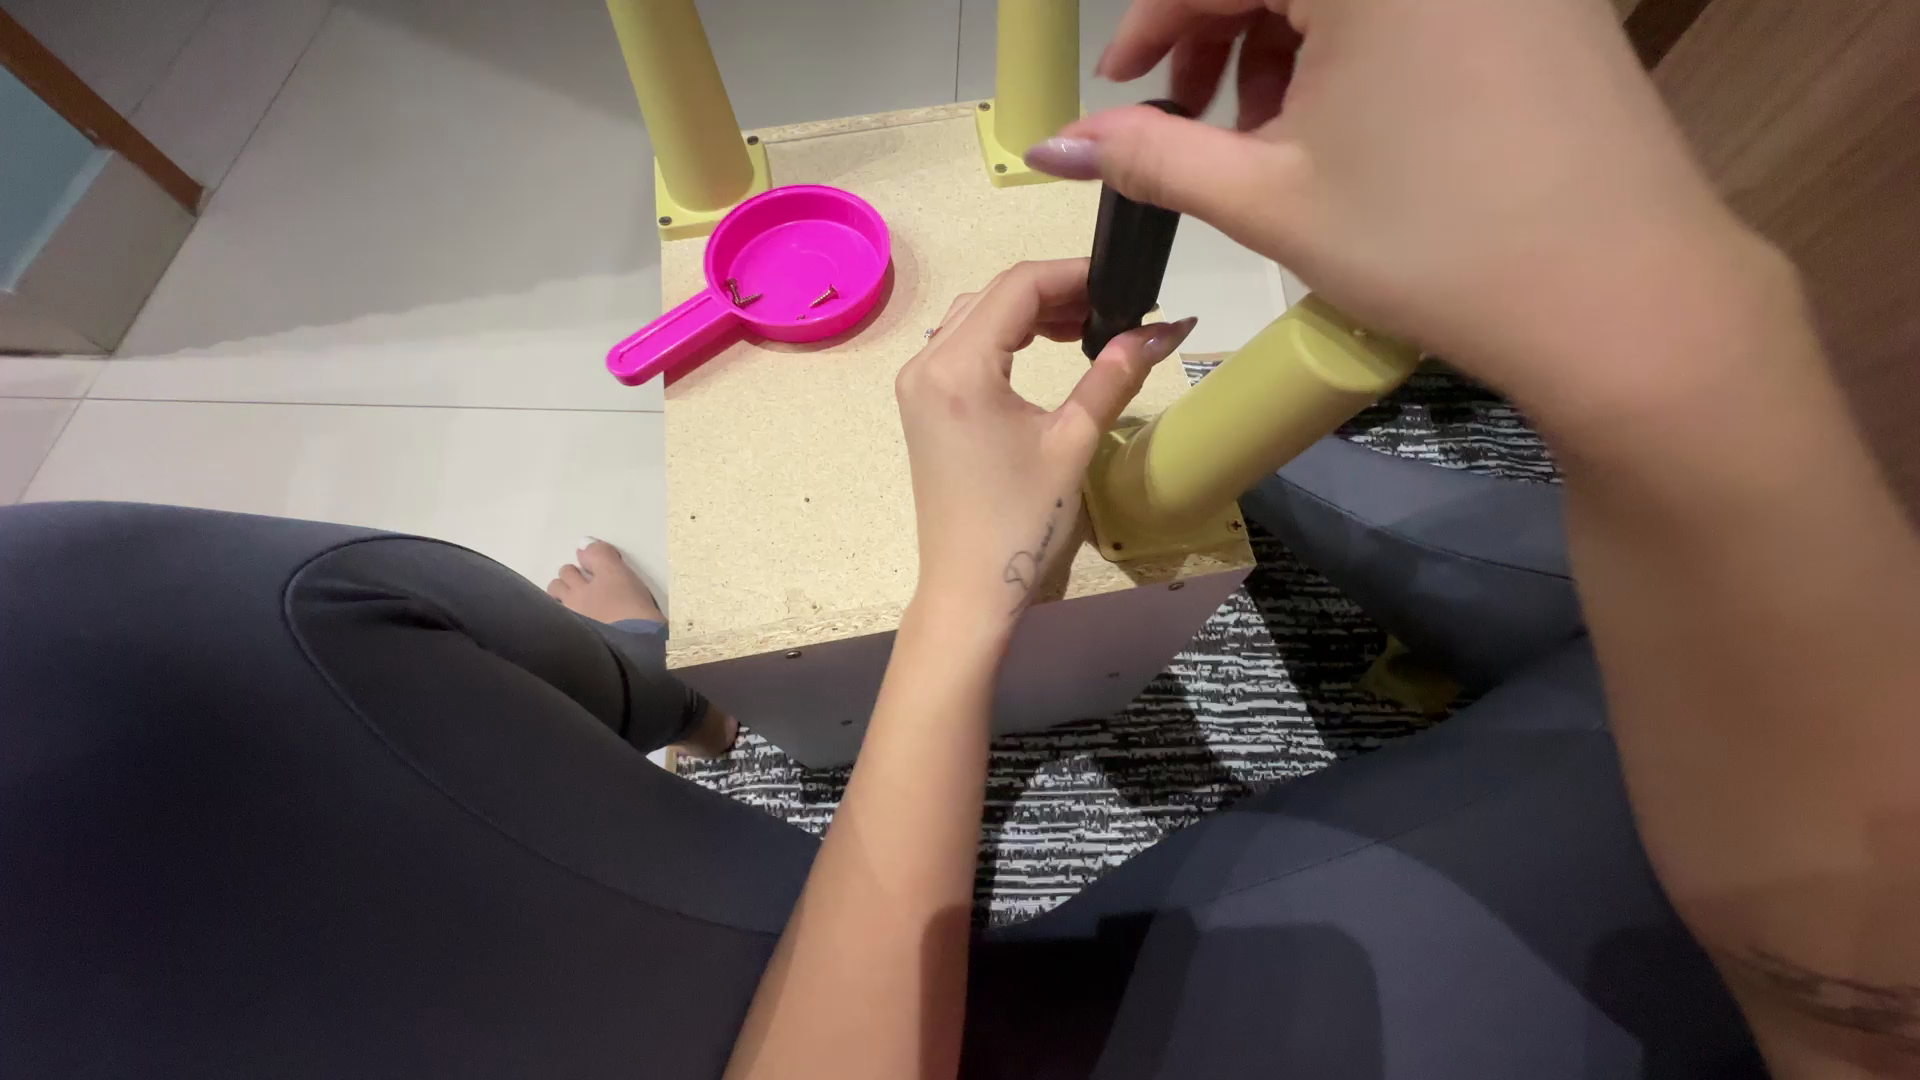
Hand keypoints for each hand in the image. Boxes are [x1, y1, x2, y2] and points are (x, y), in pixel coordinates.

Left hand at [895, 259, 1194, 638]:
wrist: (968, 585)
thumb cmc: (1022, 521)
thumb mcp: (1072, 442)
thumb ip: (1115, 375)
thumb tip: (1166, 329)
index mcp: (958, 368)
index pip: (1018, 287)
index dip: (1073, 274)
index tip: (1121, 284)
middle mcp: (925, 364)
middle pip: (994, 297)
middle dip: (1053, 292)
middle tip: (1109, 309)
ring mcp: (916, 386)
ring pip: (974, 319)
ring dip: (1026, 314)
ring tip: (1082, 327)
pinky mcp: (920, 406)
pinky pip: (960, 349)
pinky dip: (1001, 339)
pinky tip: (1040, 349)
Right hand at [1025, 0, 1786, 426]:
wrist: (1607, 291)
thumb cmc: (1419, 243)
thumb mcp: (1264, 198)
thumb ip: (1149, 158)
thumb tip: (1054, 146)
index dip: (1150, 19)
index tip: (1117, 87)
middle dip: (1213, 32)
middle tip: (1187, 118)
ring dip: (1275, 42)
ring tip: (1263, 135)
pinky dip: (1344, 43)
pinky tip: (1333, 118)